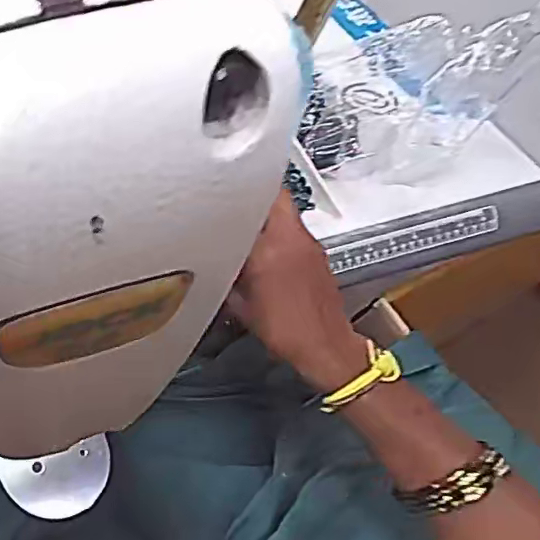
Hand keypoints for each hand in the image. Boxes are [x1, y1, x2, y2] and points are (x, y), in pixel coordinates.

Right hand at [226, 190, 369, 389]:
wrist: (325, 346)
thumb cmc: (283, 330)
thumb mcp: (241, 305)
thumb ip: (228, 277)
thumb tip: (214, 262)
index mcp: (272, 248)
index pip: (258, 201)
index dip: (238, 192)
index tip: (220, 195)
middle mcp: (295, 239)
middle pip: (277, 199)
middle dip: (254, 199)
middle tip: (231, 207)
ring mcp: (311, 246)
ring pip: (286, 215)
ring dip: (266, 219)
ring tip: (244, 233)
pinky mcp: (318, 256)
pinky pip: (294, 234)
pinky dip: (278, 236)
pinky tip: (264, 255)